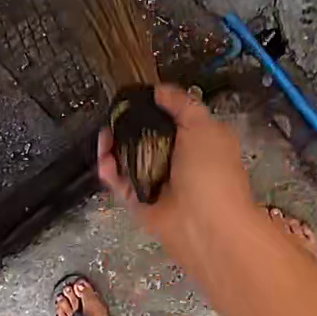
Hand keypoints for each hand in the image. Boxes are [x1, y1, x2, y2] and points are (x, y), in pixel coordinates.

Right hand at [98, 85, 258, 256]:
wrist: (205, 225)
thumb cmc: (212, 172)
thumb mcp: (203, 125)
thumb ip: (181, 104)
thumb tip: (160, 90)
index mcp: (198, 141)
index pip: (171, 119)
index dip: (153, 108)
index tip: (135, 97)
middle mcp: (176, 161)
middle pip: (145, 138)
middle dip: (128, 126)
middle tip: (114, 115)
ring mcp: (156, 182)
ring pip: (128, 159)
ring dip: (114, 146)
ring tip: (105, 135)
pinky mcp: (139, 201)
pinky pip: (119, 182)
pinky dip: (109, 170)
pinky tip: (104, 158)